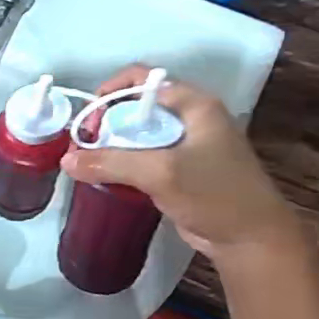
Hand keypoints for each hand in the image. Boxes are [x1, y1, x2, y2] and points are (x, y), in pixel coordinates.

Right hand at [61, 66, 296, 259]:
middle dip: (107, 122)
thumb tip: (68, 160)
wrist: (250, 239)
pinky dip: (124, 164)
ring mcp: (187, 146)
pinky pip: (145, 158)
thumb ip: (112, 163)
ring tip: (88, 164)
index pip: (143, 79)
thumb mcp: (161, 173)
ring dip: (113, 146)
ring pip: (140, 135)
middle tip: (84, 147)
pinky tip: (107, 179)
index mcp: (194, 104)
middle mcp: (191, 118)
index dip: (111, 91)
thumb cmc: (214, 194)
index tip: (88, 118)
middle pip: (138, 106)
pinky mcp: (182, 171)